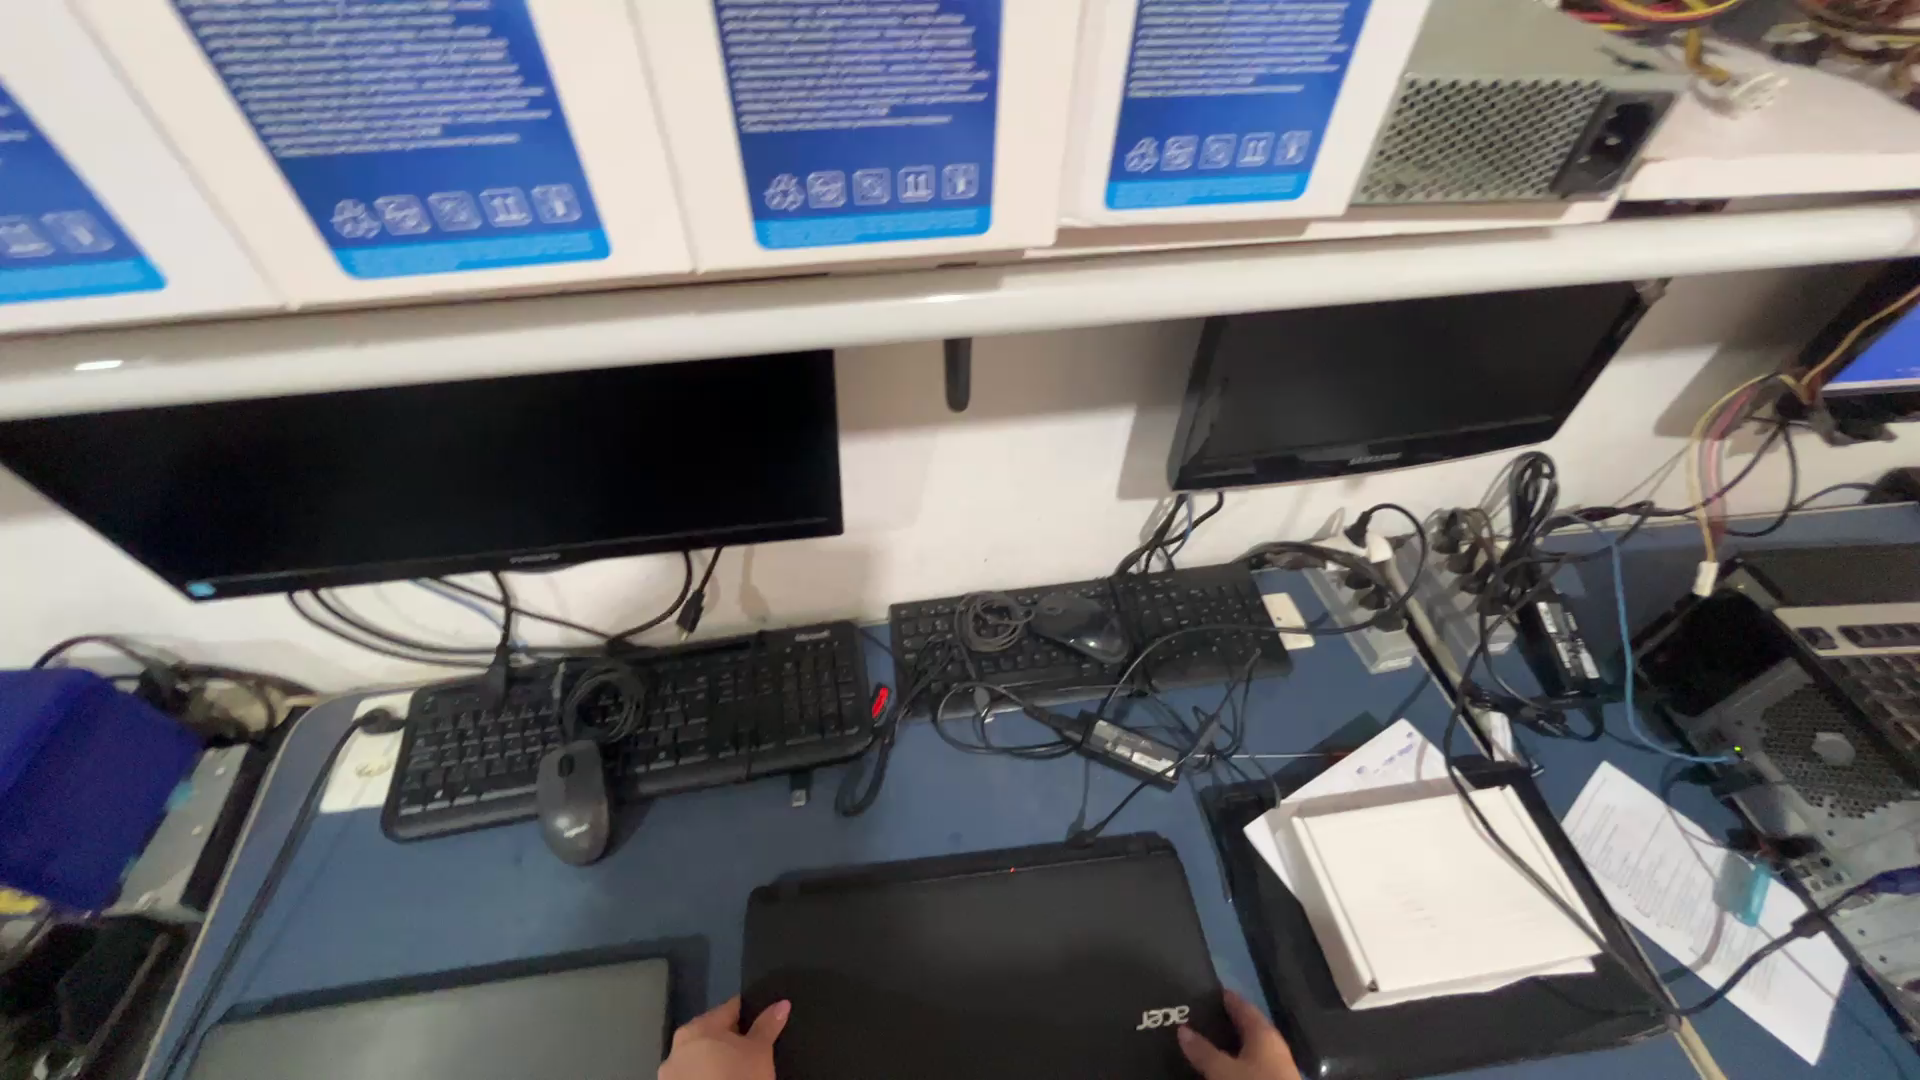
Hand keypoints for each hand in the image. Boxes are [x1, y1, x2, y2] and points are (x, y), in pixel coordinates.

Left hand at [658, 996, 789, 1079]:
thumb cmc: (737, 1078)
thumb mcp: (760, 1051)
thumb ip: (768, 1025)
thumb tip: (782, 1003)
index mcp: (698, 1026)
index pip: (731, 1009)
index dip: (750, 1014)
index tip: (762, 1023)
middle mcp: (677, 1047)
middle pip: (713, 1035)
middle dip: (731, 1042)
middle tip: (751, 1053)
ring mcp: (669, 1076)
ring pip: (700, 1060)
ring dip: (716, 1063)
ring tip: (738, 1073)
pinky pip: (693, 1079)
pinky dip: (706, 1079)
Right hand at [1176, 990, 1301, 1079]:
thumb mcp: (1224, 1072)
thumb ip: (1203, 1050)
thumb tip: (1182, 1029)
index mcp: (1263, 1032)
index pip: (1240, 1004)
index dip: (1220, 997)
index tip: (1199, 992)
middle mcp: (1272, 1046)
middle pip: (1244, 1027)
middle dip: (1220, 1023)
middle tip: (1193, 1019)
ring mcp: (1275, 1069)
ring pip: (1246, 1050)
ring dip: (1226, 1047)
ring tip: (1200, 1044)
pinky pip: (1249, 1068)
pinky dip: (1233, 1065)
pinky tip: (1218, 1070)